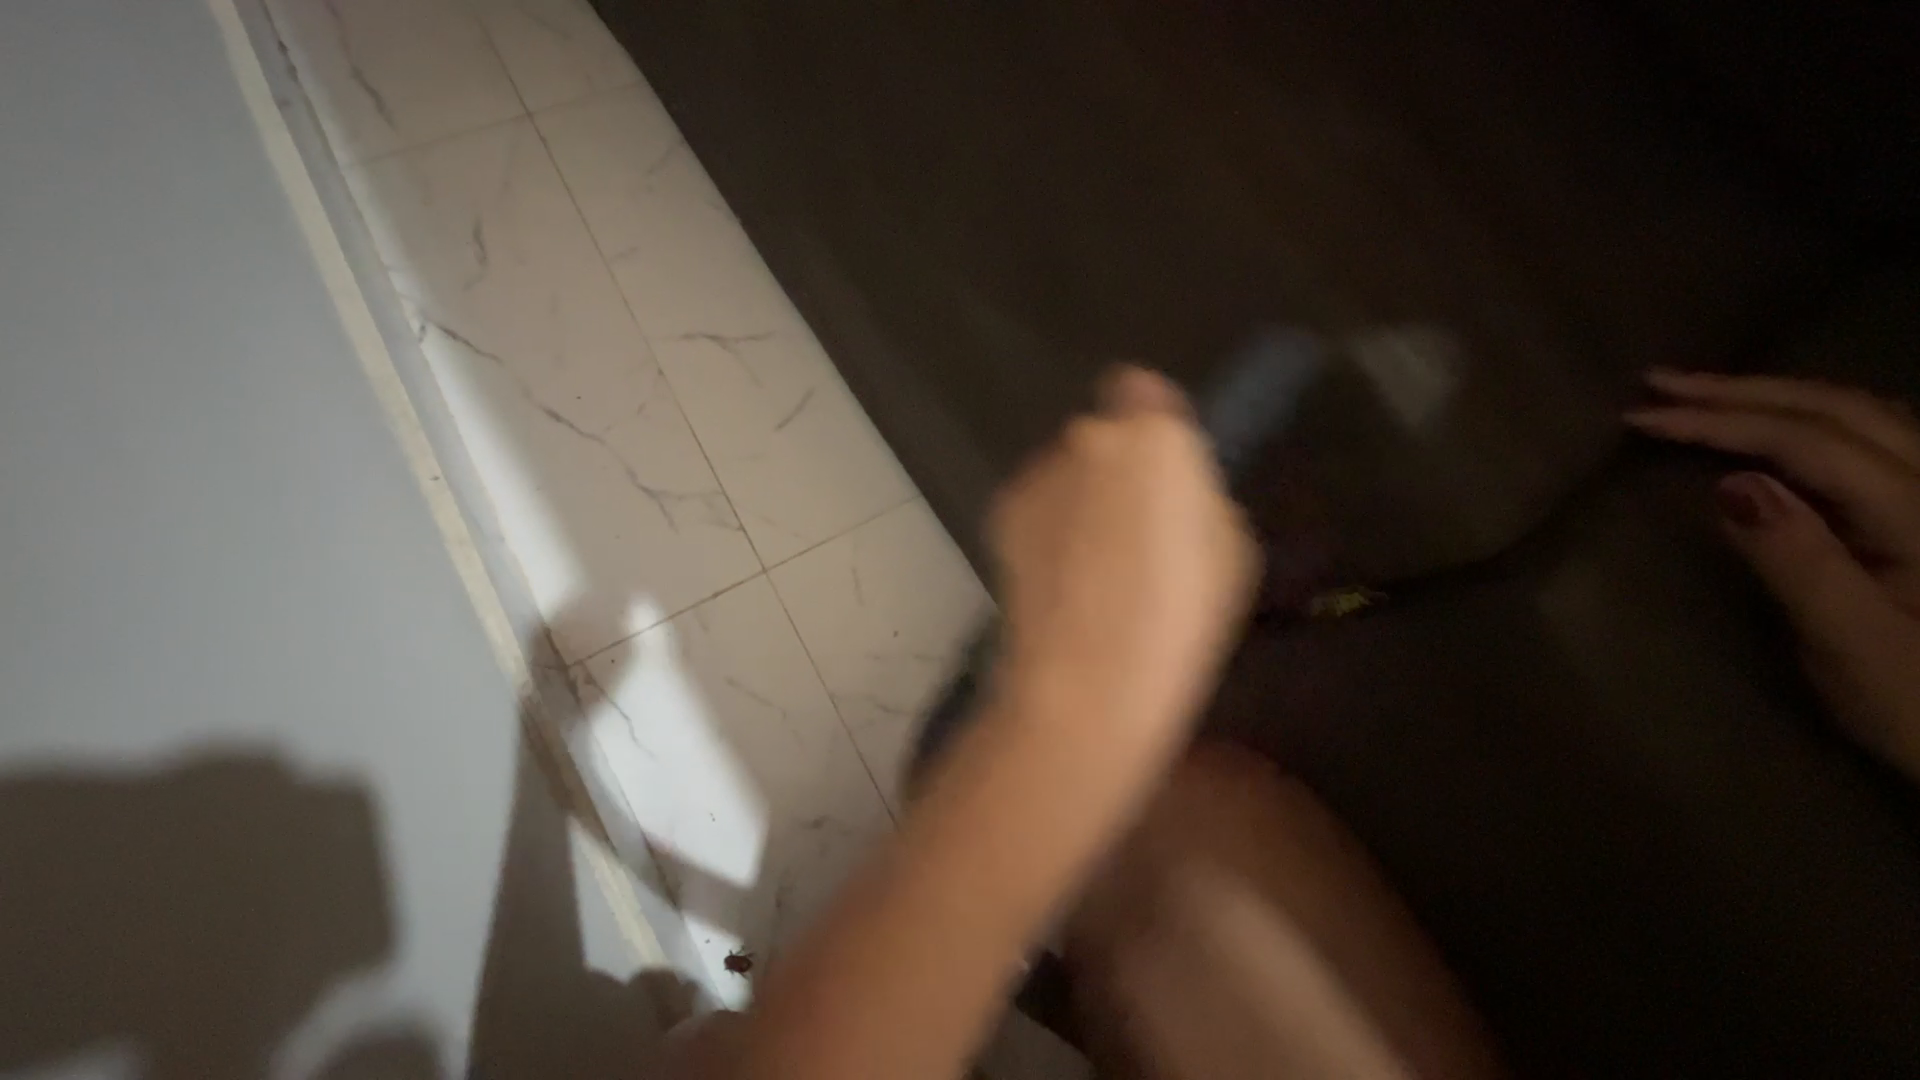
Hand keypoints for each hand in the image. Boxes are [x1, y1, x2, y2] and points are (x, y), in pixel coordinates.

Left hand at [989, 366, 1260, 754]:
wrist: (1088, 676)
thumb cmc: (1180, 616)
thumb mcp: (1231, 548)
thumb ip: (1198, 496)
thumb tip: (1174, 493)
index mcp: (1155, 437)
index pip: (1144, 389)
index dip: (1152, 424)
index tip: (1163, 466)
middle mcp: (1087, 438)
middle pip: (1103, 436)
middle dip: (1115, 468)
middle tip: (1132, 527)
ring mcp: (1036, 474)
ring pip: (1065, 472)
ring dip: (1077, 498)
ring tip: (1090, 564)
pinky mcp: (1002, 513)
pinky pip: (1036, 506)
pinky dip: (1046, 528)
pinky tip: (1058, 577)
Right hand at [1627, 369, 1919, 779]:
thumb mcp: (1851, 645)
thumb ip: (1797, 560)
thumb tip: (1731, 483)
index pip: (1809, 444)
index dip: (1720, 422)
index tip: (1638, 418)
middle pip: (1842, 412)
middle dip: (1743, 392)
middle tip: (1657, 383)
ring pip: (1866, 416)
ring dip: (1776, 396)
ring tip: (1702, 393)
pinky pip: (1877, 438)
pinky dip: (1812, 418)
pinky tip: (1777, 423)